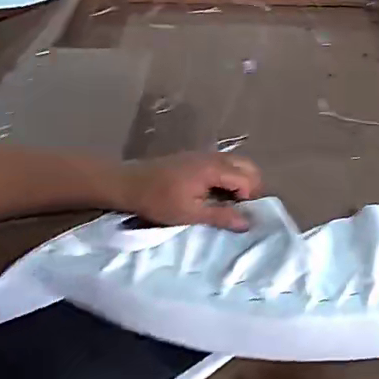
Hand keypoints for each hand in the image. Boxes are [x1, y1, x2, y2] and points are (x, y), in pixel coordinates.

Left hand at [115, 153, 261, 230]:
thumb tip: (248, 223)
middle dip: (251, 187)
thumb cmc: (158, 200)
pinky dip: (230, 177)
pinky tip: (216, 194)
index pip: (248, 180)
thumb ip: (221, 216)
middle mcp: (214, 157)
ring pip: (238, 164)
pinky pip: (225, 164)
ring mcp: (206, 155)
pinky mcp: (197, 158)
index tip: (240, 216)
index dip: (250, 199)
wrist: (128, 183)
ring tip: (229, 203)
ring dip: (240, 182)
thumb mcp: (190, 214)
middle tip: (240, 208)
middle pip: (248, 167)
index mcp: (214, 169)